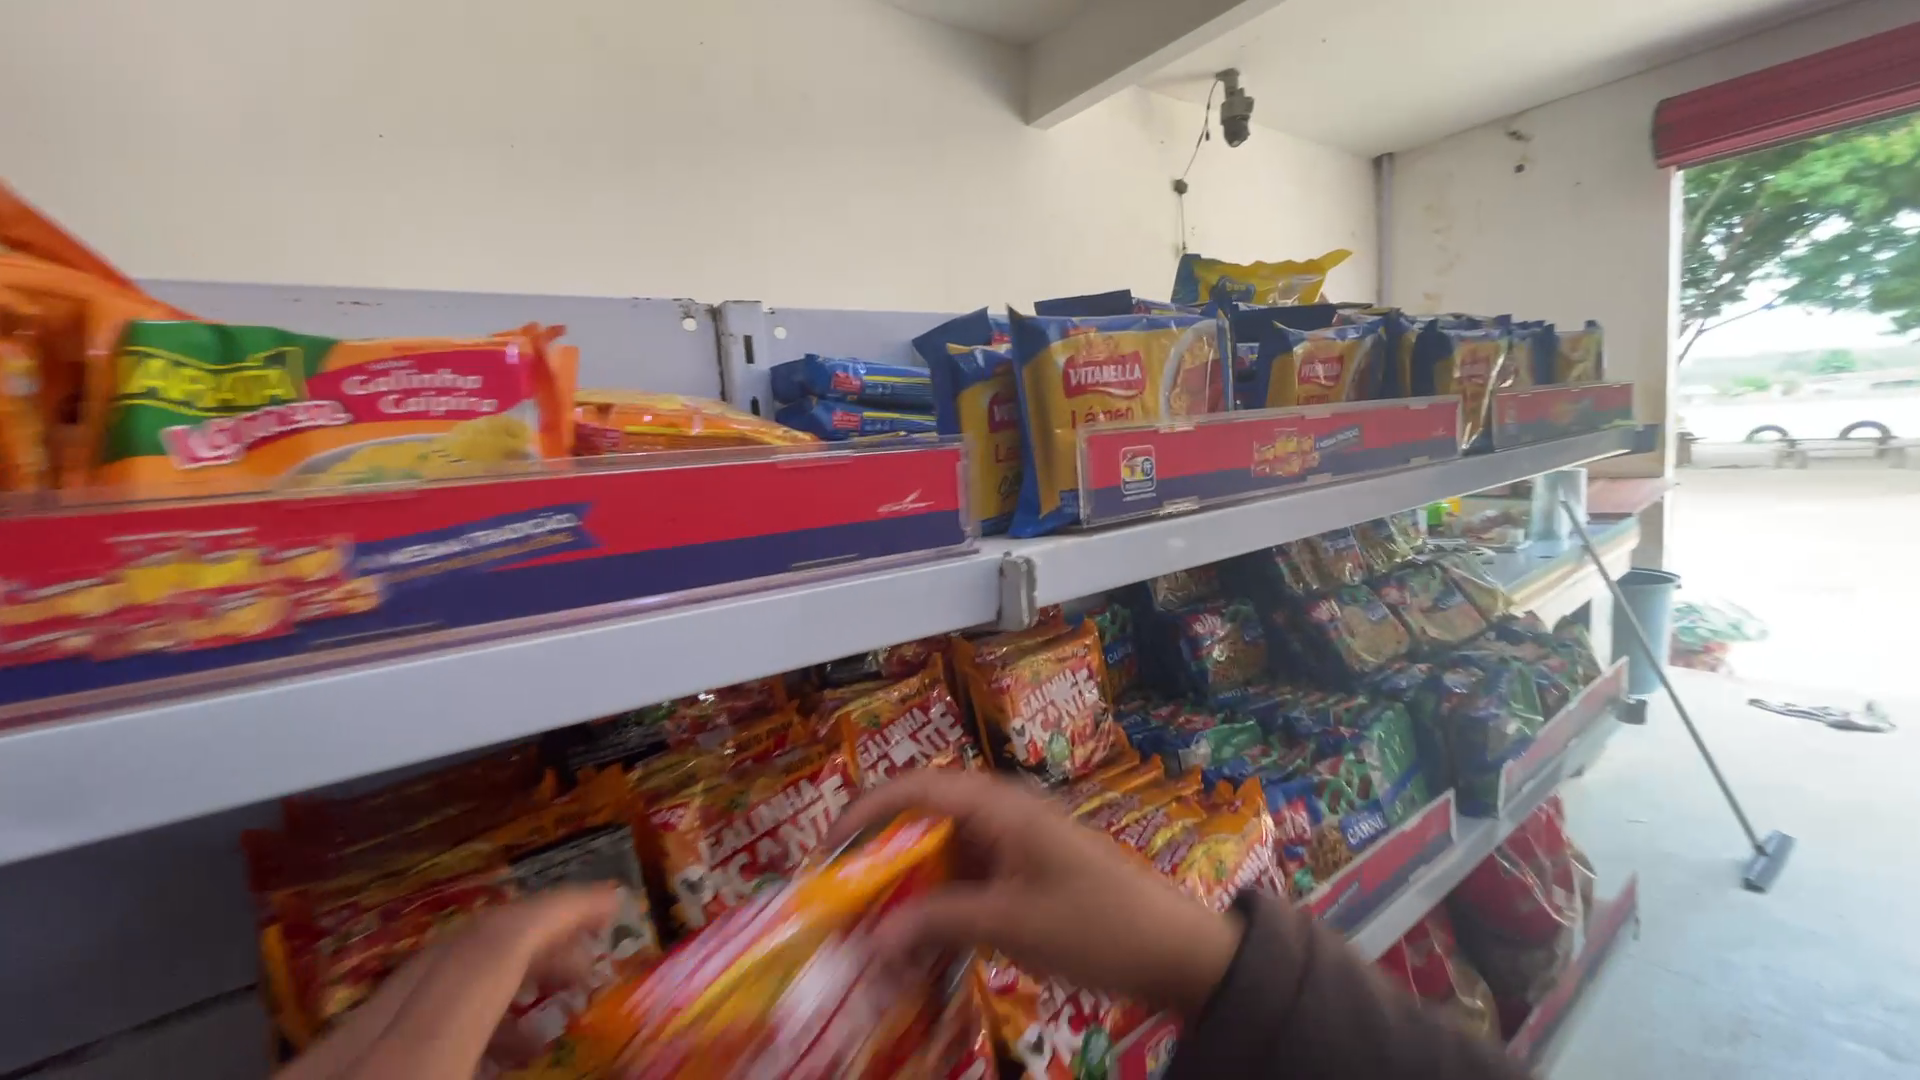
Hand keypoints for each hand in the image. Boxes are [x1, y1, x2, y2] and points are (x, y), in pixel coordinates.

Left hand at [279, 886, 619, 1079]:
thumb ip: (534, 1068)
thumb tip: (621, 1059)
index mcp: (404, 1069)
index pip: (492, 949)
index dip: (561, 910)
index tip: (613, 899)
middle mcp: (347, 1054)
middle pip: (456, 950)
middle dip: (537, 935)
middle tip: (592, 953)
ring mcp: (310, 1068)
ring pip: (416, 984)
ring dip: (494, 974)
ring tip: (547, 1002)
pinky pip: (383, 1025)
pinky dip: (447, 1014)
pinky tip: (480, 1054)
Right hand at [826, 770, 1242, 1016]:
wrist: (1174, 949)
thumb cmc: (1096, 925)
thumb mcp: (1013, 924)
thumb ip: (939, 921)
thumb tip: (870, 937)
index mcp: (998, 805)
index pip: (916, 788)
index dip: (865, 810)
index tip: (826, 848)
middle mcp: (1000, 810)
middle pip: (923, 815)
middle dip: (879, 852)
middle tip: (842, 894)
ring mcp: (1012, 839)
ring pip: (943, 847)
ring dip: (908, 880)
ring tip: (872, 920)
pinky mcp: (1022, 866)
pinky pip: (966, 872)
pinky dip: (938, 897)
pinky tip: (919, 933)